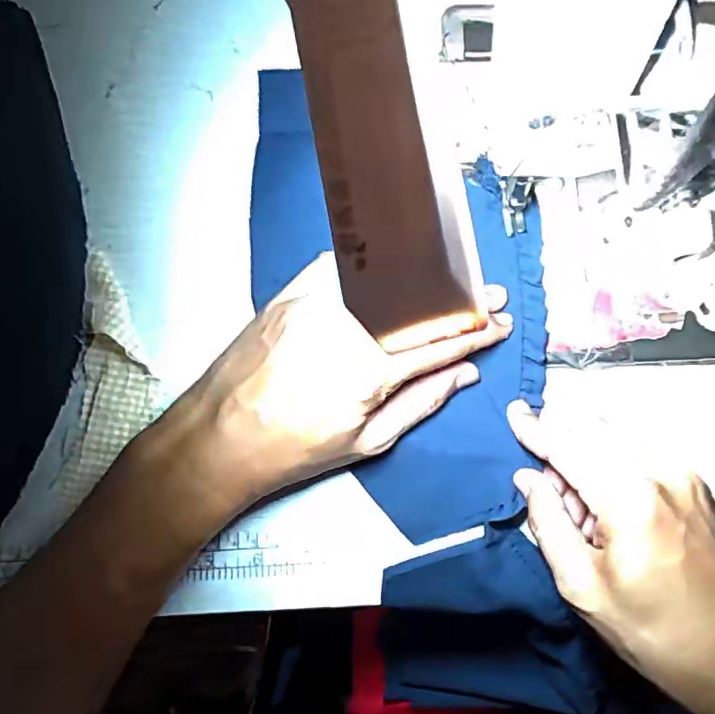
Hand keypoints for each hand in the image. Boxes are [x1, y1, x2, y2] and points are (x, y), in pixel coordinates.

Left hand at [133, 254, 512, 535]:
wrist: (217, 437)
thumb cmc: (291, 449)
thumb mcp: (368, 441)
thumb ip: (422, 402)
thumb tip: (464, 375)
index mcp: (370, 372)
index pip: (440, 344)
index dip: (476, 334)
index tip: (497, 326)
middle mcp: (346, 329)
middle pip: (421, 307)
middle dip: (463, 303)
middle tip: (490, 298)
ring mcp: (316, 305)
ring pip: (387, 281)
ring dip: (427, 281)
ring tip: (453, 282)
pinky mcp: (291, 294)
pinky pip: (343, 266)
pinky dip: (376, 264)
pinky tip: (397, 264)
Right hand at [506, 399, 714, 713]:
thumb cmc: (658, 635)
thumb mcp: (586, 590)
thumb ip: (550, 525)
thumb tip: (529, 479)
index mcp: (632, 498)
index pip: (571, 446)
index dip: (537, 428)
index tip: (513, 411)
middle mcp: (663, 472)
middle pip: (598, 430)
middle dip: (563, 440)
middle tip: (546, 480)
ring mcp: (687, 475)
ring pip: (623, 437)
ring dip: (591, 450)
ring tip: (579, 501)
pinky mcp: (700, 485)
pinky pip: (646, 453)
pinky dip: (618, 462)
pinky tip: (610, 502)